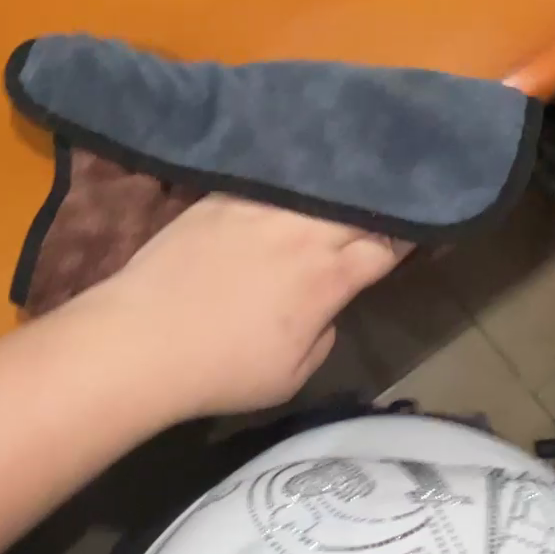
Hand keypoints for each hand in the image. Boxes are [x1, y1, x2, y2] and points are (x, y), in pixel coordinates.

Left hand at [85, 195, 406, 417]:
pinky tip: (290, 177)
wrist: (144, 339)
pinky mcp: (221, 198)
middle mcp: (301, 233)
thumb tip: (324, 310)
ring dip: (335, 190)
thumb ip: (323, 336)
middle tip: (383, 209)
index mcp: (326, 278)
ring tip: (347, 180)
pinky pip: (267, 182)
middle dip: (375, 210)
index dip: (403, 242)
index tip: (410, 236)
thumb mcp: (291, 377)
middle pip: (355, 210)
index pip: (383, 248)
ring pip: (314, 189)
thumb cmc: (222, 370)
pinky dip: (287, 181)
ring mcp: (259, 209)